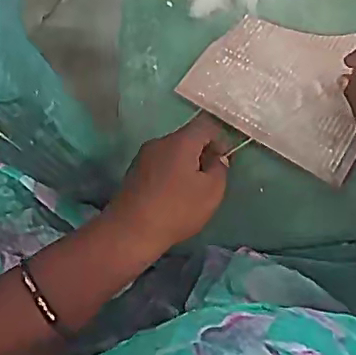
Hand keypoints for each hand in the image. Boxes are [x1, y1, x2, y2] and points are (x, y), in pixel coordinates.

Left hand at [105, 115, 230, 246]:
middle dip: (202, 152)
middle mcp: (160, 141)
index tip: (224, 159)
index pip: (205, 124)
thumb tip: (216, 158)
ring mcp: (143, 155)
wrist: (130, 230)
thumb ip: (219, 169)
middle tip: (210, 177)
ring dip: (185, 163)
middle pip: (187, 137)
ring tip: (190, 189)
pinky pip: (159, 163)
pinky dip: (170, 172)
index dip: (220, 138)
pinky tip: (172, 195)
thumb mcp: (211, 192)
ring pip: (172, 151)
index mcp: (180, 141)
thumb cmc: (176, 209)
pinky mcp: (133, 170)